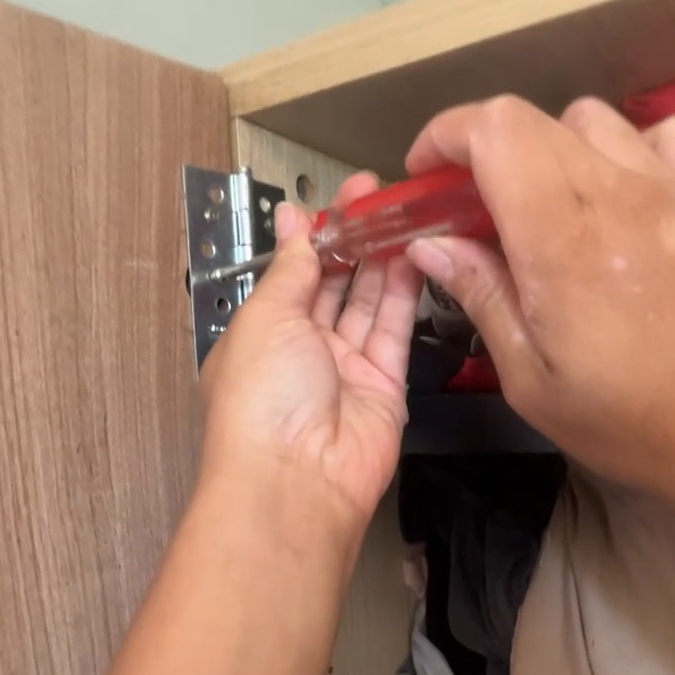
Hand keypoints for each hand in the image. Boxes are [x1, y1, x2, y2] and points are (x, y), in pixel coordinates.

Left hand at [198, 173, 422, 535]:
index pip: (294, 275)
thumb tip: (293, 221)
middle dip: (354, 240)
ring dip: (383, 259)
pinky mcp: (386, 386)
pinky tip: (414, 253)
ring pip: (369, 303)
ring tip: (402, 213)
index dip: (316, 236)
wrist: (297, 478)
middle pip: (335, 286)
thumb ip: (291, 268)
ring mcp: (346, 370)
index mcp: (262, 335)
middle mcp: (304, 352)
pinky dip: (406, 292)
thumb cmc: (260, 399)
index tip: (338, 200)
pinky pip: (396, 330)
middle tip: (378, 196)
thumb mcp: (265, 316)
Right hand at [401, 96, 674, 516]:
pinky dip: (626, 150)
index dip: (444, 136)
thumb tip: (431, 245)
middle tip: (474, 211)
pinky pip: (664, 135)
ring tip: (547, 209)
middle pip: (534, 120)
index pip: (493, 131)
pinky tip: (624, 197)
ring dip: (551, 151)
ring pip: (594, 121)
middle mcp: (620, 192)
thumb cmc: (629, 425)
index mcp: (562, 240)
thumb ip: (481, 297)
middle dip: (484, 151)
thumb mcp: (531, 382)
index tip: (423, 178)